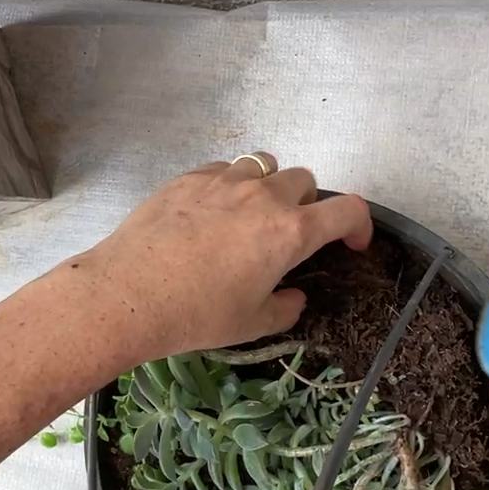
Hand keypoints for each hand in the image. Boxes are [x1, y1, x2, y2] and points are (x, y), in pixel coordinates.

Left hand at [68, 154, 372, 364]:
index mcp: (290, 232)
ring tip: (251, 214)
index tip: (351, 243)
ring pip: (264, 165)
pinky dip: (230, 184)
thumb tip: (294, 298)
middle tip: (290, 233)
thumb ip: (284, 309)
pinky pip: (223, 169)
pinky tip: (210, 211)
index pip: (347, 210)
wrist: (128, 292)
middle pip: (304, 180)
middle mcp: (264, 196)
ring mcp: (224, 180)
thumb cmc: (197, 314)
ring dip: (269, 185)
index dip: (360, 224)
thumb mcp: (251, 325)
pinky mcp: (189, 177)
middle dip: (308, 203)